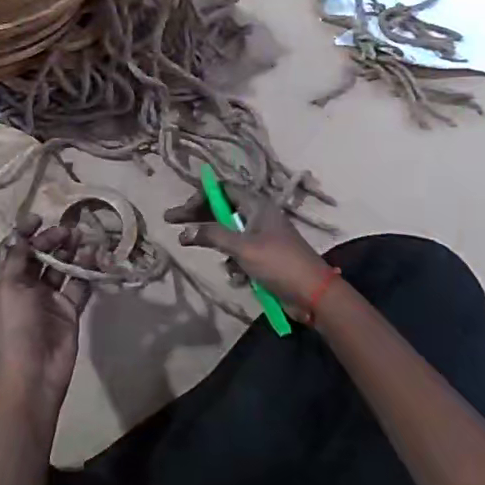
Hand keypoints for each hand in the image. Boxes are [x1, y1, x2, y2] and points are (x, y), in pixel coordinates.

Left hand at [0, 217, 96, 408]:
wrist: (34, 371)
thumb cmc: (15, 326)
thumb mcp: (7, 288)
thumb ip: (16, 259)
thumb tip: (20, 236)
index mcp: (4, 282)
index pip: (13, 250)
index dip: (23, 232)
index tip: (38, 218)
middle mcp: (26, 287)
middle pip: (39, 255)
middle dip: (51, 239)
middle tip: (67, 230)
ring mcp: (48, 299)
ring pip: (60, 267)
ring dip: (70, 251)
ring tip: (83, 236)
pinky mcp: (69, 309)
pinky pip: (78, 284)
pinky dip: (85, 269)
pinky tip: (93, 256)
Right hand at [165, 183, 335, 324]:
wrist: (312, 293)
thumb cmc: (278, 263)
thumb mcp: (243, 247)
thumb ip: (212, 236)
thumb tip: (185, 231)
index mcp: (257, 205)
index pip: (223, 190)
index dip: (200, 196)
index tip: (181, 210)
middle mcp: (258, 217)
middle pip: (222, 211)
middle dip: (199, 220)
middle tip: (172, 224)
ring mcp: (261, 237)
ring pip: (228, 236)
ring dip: (222, 250)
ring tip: (227, 266)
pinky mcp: (263, 258)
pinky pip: (239, 255)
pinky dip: (235, 265)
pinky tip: (240, 278)